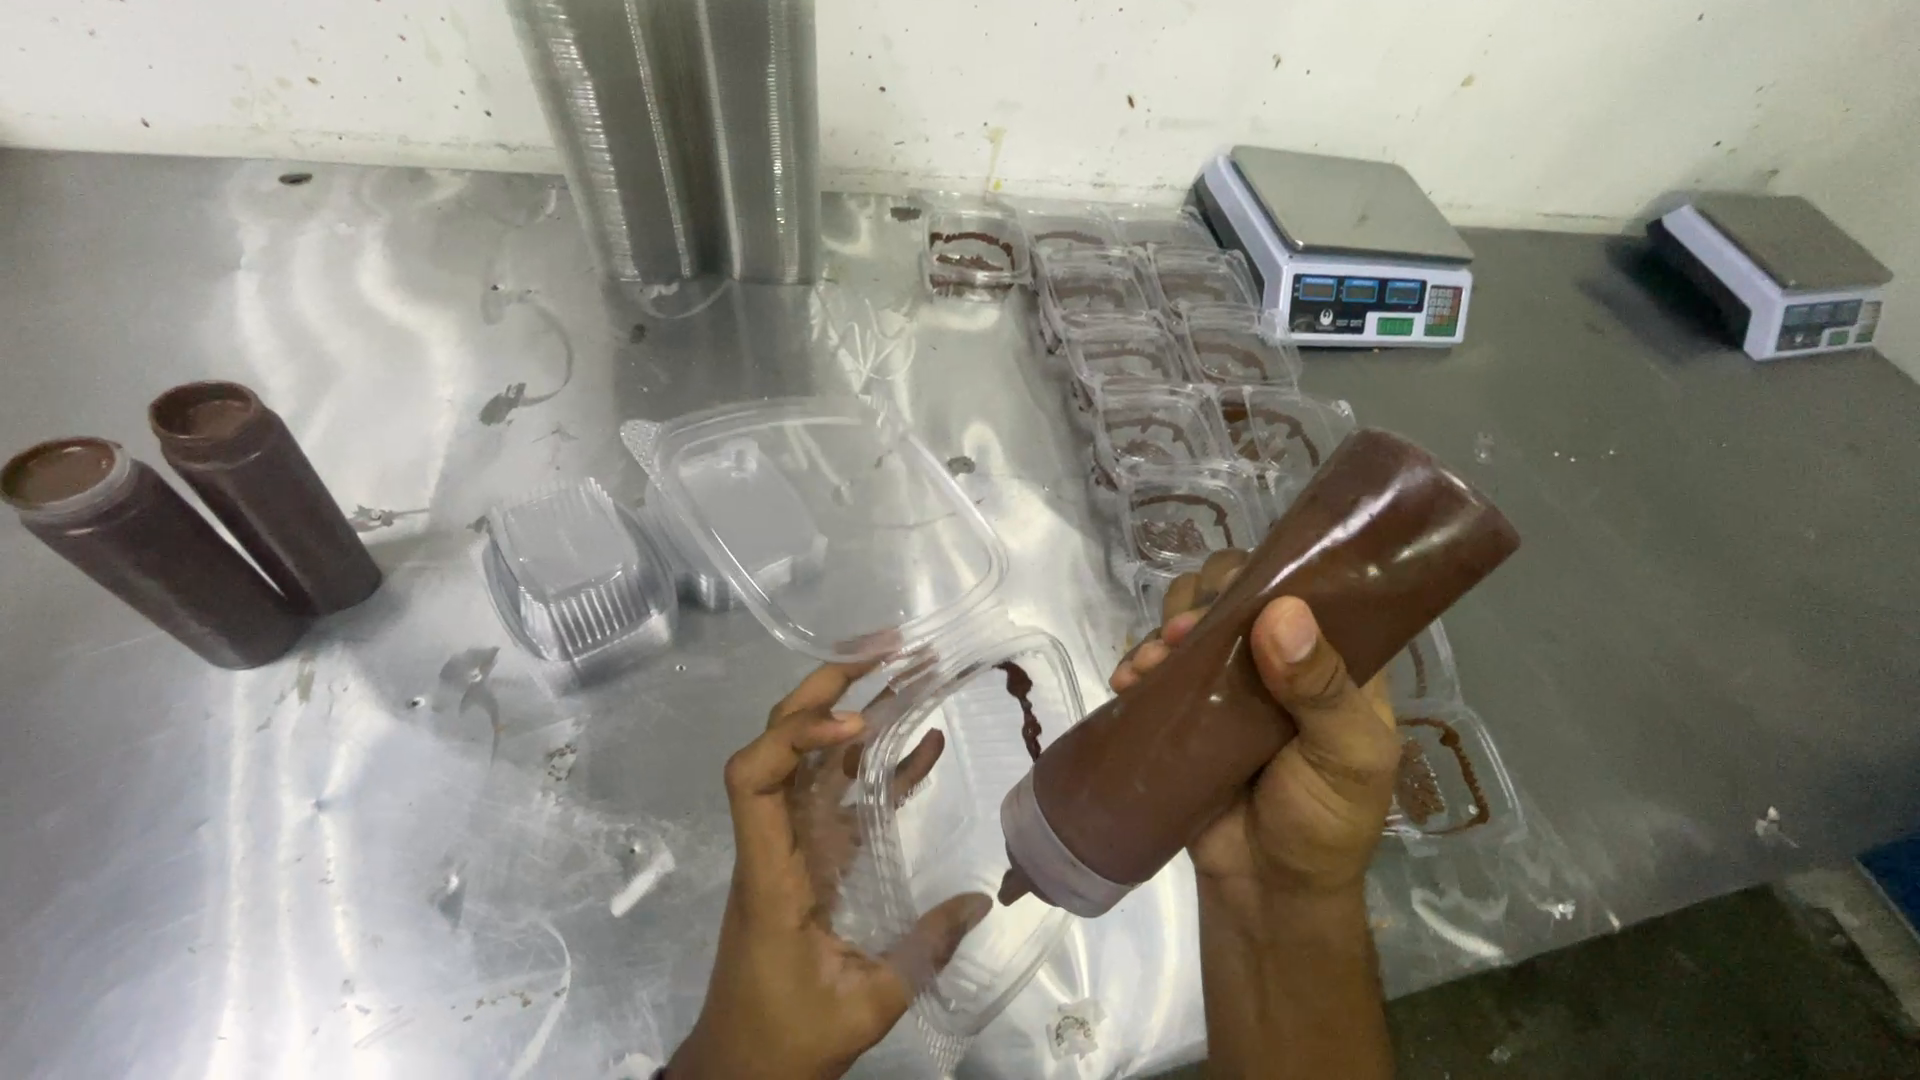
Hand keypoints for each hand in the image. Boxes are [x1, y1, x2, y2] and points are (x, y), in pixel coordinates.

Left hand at [670, 662, 992, 1079]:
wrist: (743, 1068)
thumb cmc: (786, 1036)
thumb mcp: (862, 1005)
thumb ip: (922, 951)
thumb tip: (981, 901)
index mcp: (771, 870)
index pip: (752, 777)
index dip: (795, 734)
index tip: (855, 723)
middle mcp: (777, 840)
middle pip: (779, 741)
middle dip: (826, 688)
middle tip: (885, 652)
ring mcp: (795, 842)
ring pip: (812, 756)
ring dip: (854, 710)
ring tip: (909, 673)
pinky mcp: (815, 853)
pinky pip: (843, 794)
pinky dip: (879, 765)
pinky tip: (923, 743)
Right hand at [1111, 552, 1399, 907]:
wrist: (1263, 890)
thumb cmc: (1324, 823)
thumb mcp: (1346, 757)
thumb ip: (1322, 689)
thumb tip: (1282, 612)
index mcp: (1333, 661)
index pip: (1303, 589)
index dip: (1265, 579)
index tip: (1231, 595)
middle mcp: (1277, 660)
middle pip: (1234, 596)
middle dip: (1199, 604)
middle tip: (1181, 635)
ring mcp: (1226, 684)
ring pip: (1189, 625)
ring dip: (1162, 631)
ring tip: (1149, 665)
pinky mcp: (1185, 710)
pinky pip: (1158, 668)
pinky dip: (1138, 662)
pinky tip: (1126, 681)